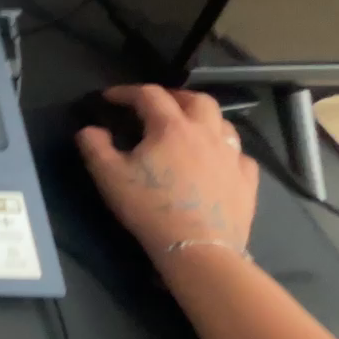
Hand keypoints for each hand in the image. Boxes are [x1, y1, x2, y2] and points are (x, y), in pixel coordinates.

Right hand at [76, 85, 258, 258]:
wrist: (198, 247)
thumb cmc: (149, 206)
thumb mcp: (106, 173)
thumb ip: (93, 144)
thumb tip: (91, 130)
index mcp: (171, 128)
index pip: (149, 95)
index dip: (126, 91)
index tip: (109, 98)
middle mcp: (206, 135)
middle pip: (197, 100)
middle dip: (174, 96)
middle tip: (154, 104)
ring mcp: (232, 157)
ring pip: (223, 123)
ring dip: (201, 118)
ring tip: (184, 128)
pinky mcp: (247, 180)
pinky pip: (239, 153)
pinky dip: (223, 147)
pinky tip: (213, 159)